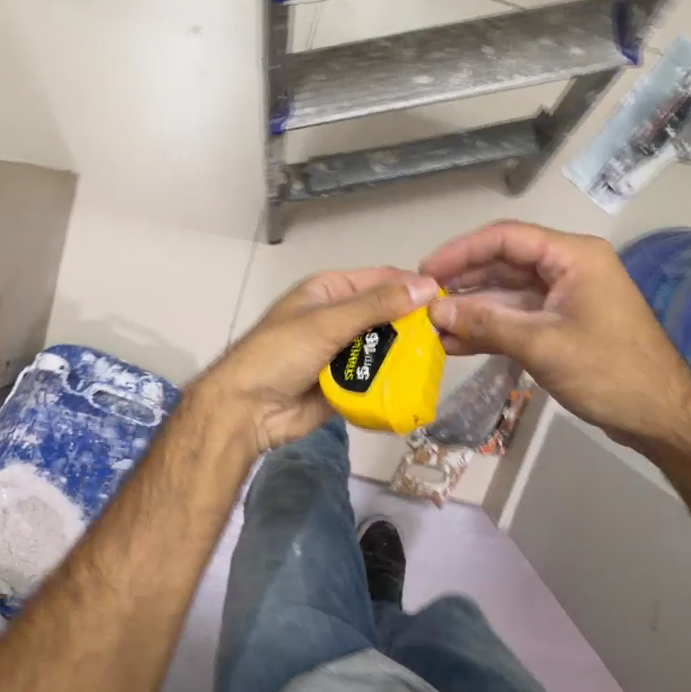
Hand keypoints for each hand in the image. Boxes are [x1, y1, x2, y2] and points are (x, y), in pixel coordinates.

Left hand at [192, 268, 440, 452]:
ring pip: (384, 350)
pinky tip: (416, 388)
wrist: (244, 411)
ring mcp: (340, 354)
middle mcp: (337, 319)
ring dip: (404, 356)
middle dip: (412, 326)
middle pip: (385, 316)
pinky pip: (374, 380)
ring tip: (436, 363)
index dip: (410, 287)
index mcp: (328, 293)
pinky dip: (390, 383)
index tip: (445, 298)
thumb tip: (426, 287)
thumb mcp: (326, 323)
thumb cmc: (278, 355)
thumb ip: (375, 306)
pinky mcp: (343, 386)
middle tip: (446, 336)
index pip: (378, 280)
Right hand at [420, 221, 690, 448]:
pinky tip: (453, 343)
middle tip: (421, 299)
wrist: (659, 415)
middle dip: (462, 282)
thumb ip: (487, 323)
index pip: (507, 238)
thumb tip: (435, 310)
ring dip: (470, 309)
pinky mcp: (560, 325)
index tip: (426, 270)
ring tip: (429, 325)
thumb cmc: (608, 371)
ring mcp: (563, 299)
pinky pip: (515, 318)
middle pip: (503, 263)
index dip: (462, 251)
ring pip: (505, 293)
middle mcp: (568, 269)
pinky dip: (487, 329)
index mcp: (573, 257)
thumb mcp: (542, 344)